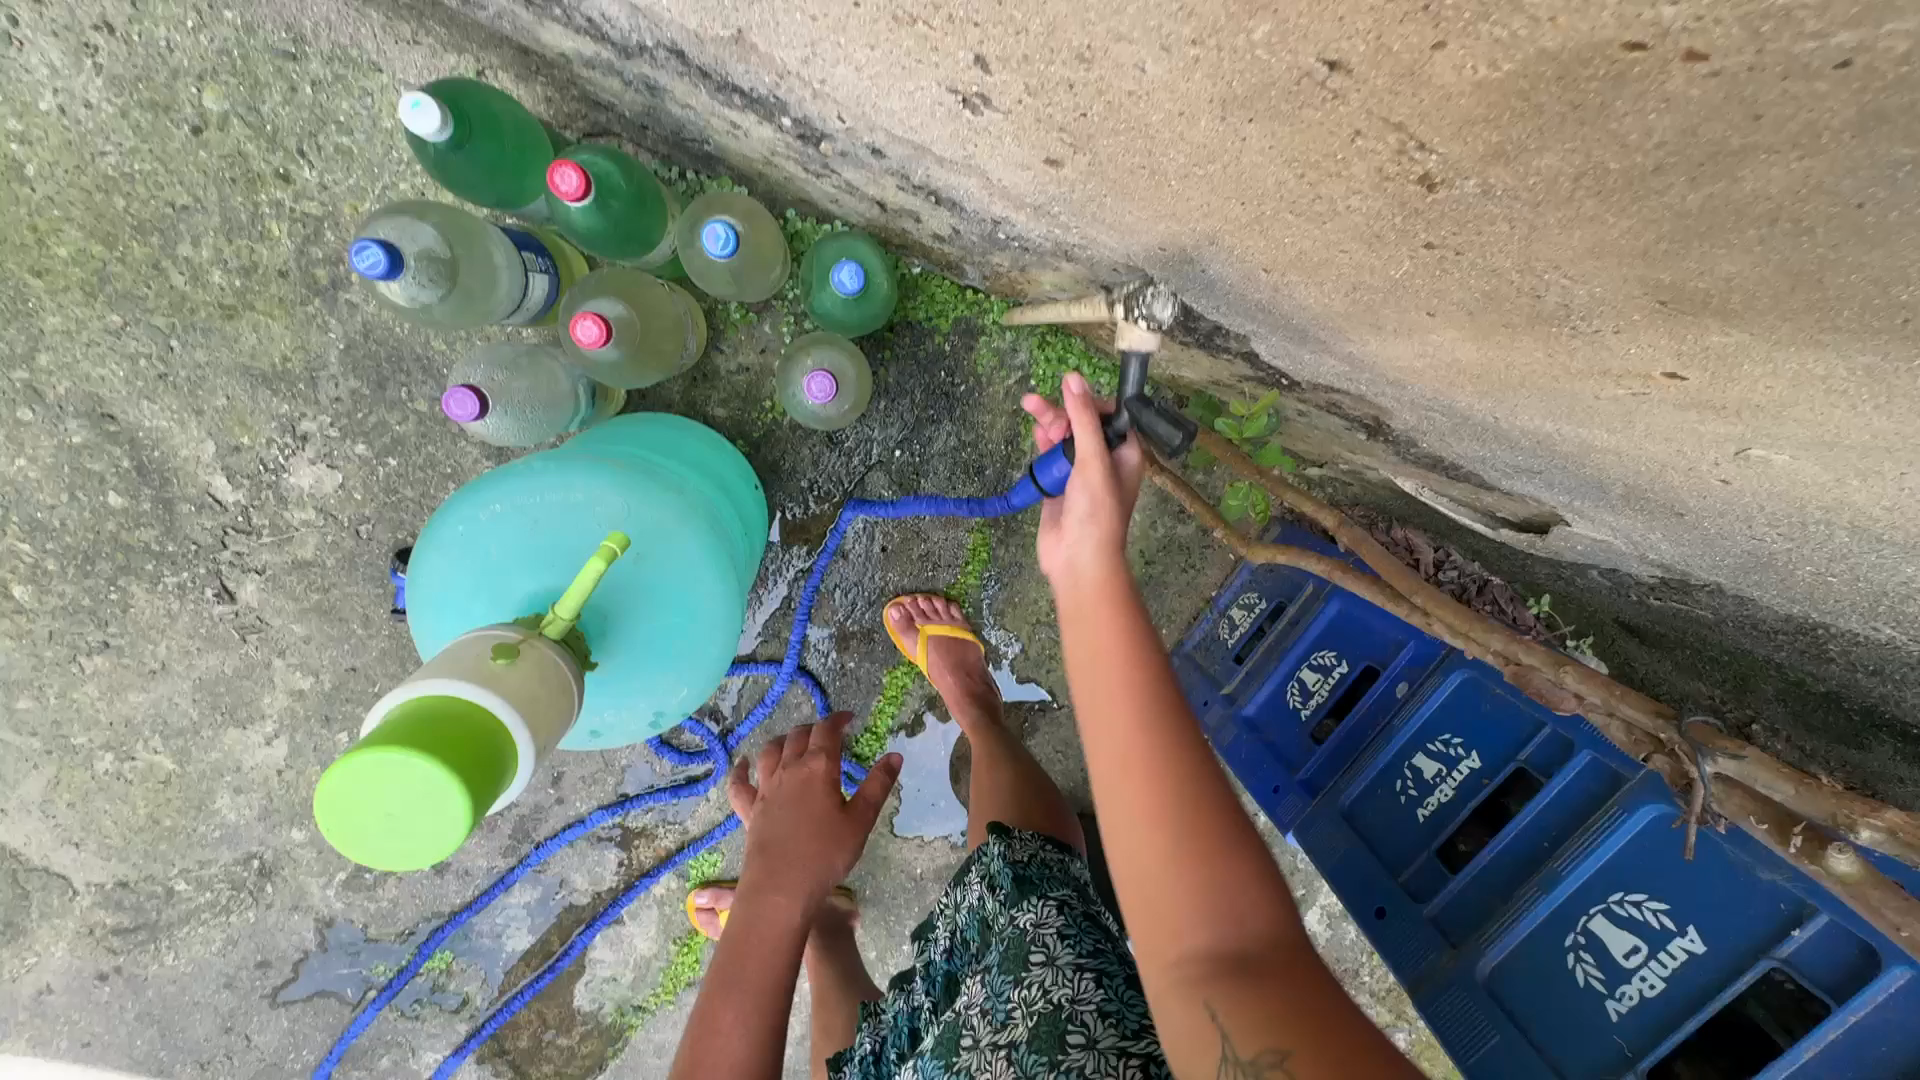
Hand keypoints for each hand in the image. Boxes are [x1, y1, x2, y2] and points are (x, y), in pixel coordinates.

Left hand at [727, 712, 901, 910]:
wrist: (780, 888)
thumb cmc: (826, 854)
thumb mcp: (860, 820)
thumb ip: (878, 785)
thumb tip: (895, 755)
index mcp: (819, 767)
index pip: (827, 730)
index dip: (838, 720)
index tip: (849, 719)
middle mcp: (789, 769)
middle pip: (798, 736)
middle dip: (814, 729)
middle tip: (827, 734)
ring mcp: (765, 788)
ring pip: (770, 751)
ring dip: (783, 740)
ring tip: (793, 741)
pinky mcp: (749, 809)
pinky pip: (740, 783)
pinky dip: (741, 769)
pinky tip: (742, 764)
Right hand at [1021, 371, 1144, 588]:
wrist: (1077, 559)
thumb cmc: (1095, 510)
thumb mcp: (1092, 460)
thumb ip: (1083, 419)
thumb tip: (1072, 378)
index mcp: (1125, 454)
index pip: (1110, 416)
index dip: (1089, 402)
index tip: (1070, 396)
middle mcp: (1105, 461)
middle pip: (1083, 424)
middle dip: (1063, 412)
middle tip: (1040, 407)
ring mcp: (1080, 474)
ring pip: (1064, 438)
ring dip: (1049, 422)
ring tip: (1029, 405)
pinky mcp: (1059, 486)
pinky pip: (1051, 457)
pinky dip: (1043, 443)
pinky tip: (1035, 431)